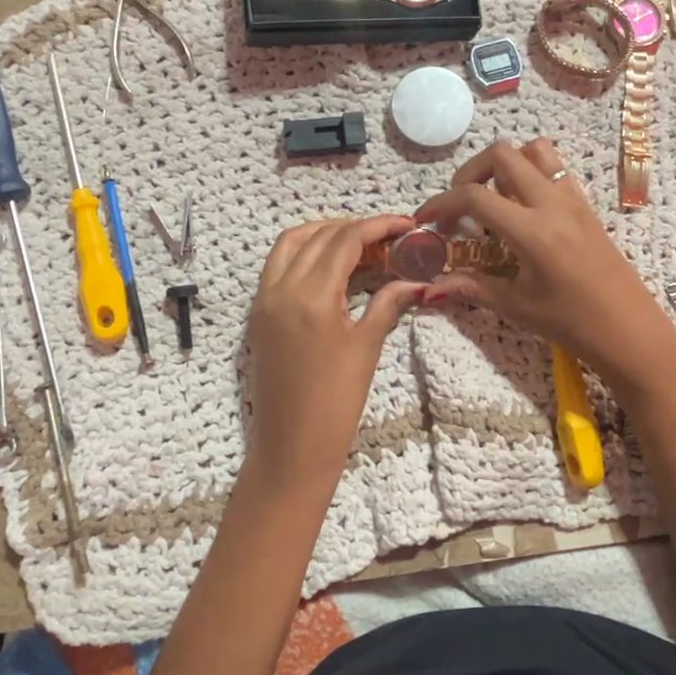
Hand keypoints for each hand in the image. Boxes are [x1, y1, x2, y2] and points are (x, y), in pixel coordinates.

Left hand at [244, 215, 422, 489]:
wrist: (291, 449)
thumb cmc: (334, 403)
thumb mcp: (367, 347)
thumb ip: (388, 303)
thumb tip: (417, 279)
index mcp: (310, 295)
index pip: (345, 240)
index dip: (378, 225)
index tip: (407, 225)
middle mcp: (280, 288)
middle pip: (319, 236)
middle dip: (355, 228)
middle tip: (388, 236)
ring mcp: (263, 300)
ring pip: (291, 244)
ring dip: (324, 234)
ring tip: (358, 243)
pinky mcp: (258, 313)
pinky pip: (278, 265)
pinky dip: (304, 253)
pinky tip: (331, 266)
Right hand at [414, 139, 675, 398]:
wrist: (631, 332)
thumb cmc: (574, 324)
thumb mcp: (518, 307)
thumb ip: (473, 287)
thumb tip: (432, 285)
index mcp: (533, 231)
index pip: (475, 196)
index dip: (441, 203)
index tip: (426, 219)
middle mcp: (553, 204)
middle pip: (503, 154)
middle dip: (471, 171)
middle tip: (460, 204)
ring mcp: (573, 200)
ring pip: (535, 151)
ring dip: (506, 164)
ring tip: (493, 196)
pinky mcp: (586, 205)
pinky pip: (555, 169)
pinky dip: (531, 173)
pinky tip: (522, 207)